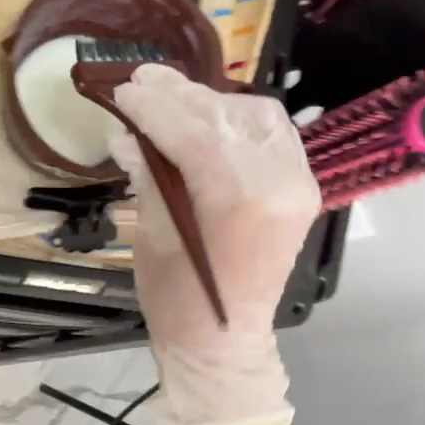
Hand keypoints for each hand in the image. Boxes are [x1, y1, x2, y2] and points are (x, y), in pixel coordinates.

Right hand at [109, 64, 321, 424]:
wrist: (223, 343)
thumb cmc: (177, 305)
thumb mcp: (153, 242)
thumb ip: (151, 182)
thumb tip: (130, 138)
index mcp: (238, 203)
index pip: (196, 134)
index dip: (156, 108)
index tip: (123, 91)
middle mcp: (280, 182)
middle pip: (227, 118)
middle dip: (180, 96)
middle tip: (139, 82)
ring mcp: (298, 182)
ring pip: (256, 117)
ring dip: (209, 101)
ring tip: (168, 95)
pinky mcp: (302, 186)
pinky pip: (273, 134)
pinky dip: (236, 118)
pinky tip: (207, 118)